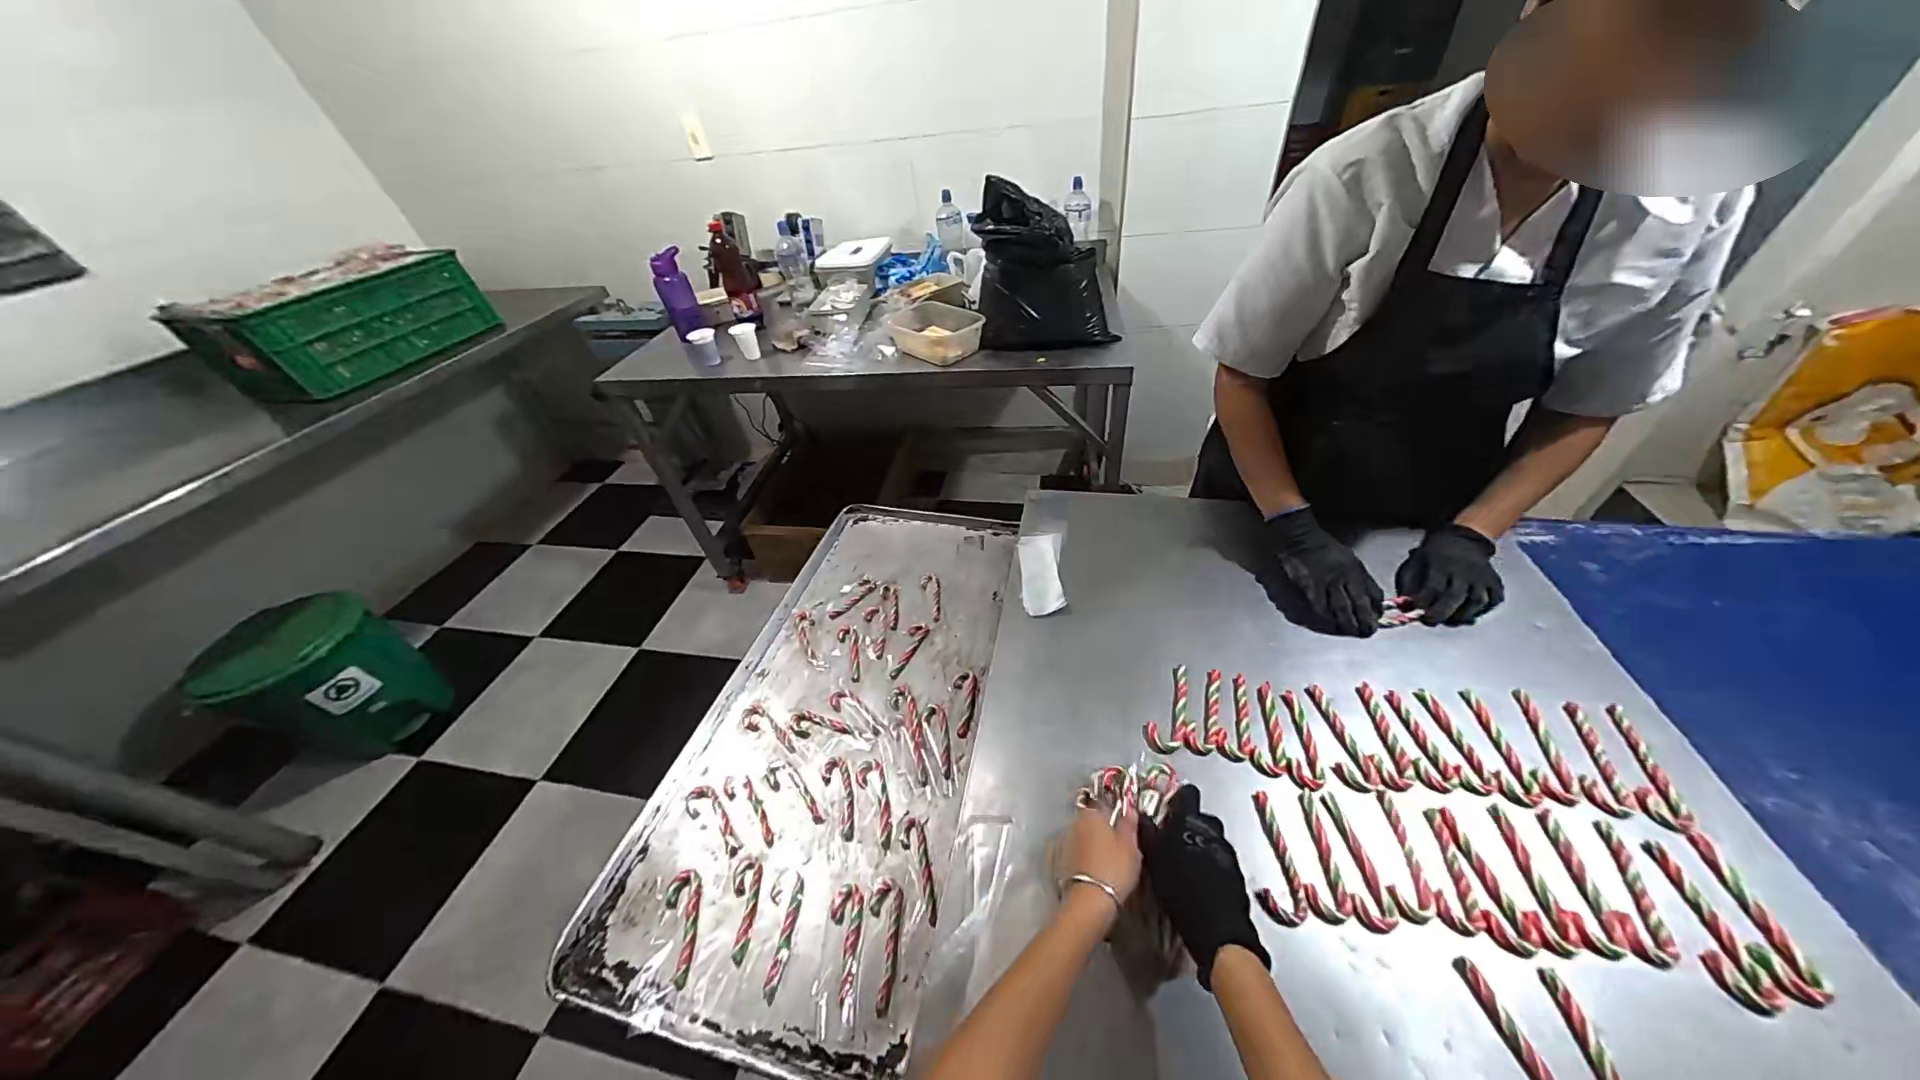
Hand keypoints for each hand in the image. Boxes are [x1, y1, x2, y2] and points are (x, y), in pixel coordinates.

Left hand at [1064, 803, 1141, 910]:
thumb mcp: (1130, 845)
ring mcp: (1066, 842)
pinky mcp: (1062, 860)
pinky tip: (1098, 870)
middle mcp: (1075, 823)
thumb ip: (1129, 823)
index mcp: (1091, 814)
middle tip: (1121, 845)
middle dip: (1104, 828)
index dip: (1115, 812)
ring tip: (1111, 861)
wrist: (1090, 900)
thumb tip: (1128, 806)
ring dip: (1095, 843)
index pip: (1103, 803)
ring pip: (1085, 836)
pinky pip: (1079, 852)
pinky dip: (1087, 856)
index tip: (1125, 825)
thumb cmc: (1114, 868)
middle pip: (1092, 820)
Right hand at [1139, 785, 1268, 990]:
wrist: (1218, 930)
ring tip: (1186, 860)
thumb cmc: (1181, 891)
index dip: (1178, 798)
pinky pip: (1220, 856)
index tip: (1169, 807)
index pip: (1188, 795)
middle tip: (1173, 838)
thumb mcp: (1156, 861)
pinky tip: (1201, 877)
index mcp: (1190, 822)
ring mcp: (1227, 851)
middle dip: (1189, 824)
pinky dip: (1211, 860)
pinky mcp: (1237, 871)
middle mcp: (1213, 831)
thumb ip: (1149, 836)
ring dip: (1201, 842)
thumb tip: (1142, 819)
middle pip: (1201, 816)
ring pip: (1212, 837)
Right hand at [1265, 507, 1382, 636]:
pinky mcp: (1305, 586)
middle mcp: (1340, 578)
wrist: (1300, 539)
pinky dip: (1322, 618)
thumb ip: (1365, 583)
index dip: (1371, 615)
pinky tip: (1324, 624)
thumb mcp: (1353, 562)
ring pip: (1335, 611)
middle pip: (1351, 608)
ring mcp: (1321, 583)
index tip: (1373, 625)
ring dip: (1342, 625)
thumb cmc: (1327, 550)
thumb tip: (1376, 605)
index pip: (1368, 598)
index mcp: (1353, 571)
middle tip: (1362, 633)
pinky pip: (1316, 607)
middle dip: (1358, 624)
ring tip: (1345, 632)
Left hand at [1396, 523, 1502, 624]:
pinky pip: (1493, 600)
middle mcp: (1464, 571)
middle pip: (1455, 597)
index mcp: (1441, 564)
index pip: (1433, 587)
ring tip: (1448, 619)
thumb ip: (1408, 586)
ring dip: (1461, 615)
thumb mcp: (1414, 564)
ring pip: (1476, 601)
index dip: (1423, 602)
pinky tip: (1468, 612)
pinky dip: (1482, 610)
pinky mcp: (1494, 582)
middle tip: (1429, 620)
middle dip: (1440, 612)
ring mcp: (1482, 577)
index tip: (1415, 611)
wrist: (1461, 540)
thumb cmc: (1433, 556)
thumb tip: (1405, 607)